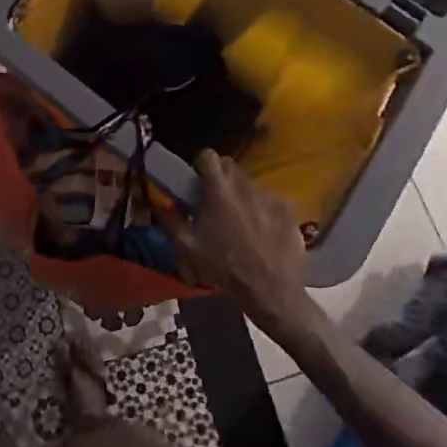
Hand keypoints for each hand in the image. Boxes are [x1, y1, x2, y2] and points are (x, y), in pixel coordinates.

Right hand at [160, 150, 324, 339]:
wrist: (270, 290)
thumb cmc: (226, 267)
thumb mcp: (190, 248)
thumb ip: (171, 221)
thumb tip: (160, 204)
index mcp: (219, 191)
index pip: (209, 156)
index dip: (202, 165)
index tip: (199, 180)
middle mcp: (245, 186)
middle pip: (231, 167)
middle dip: (222, 178)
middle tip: (217, 201)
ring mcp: (269, 196)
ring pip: (250, 183)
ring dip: (242, 194)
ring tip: (240, 220)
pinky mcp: (287, 209)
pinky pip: (269, 199)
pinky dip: (262, 208)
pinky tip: (261, 231)